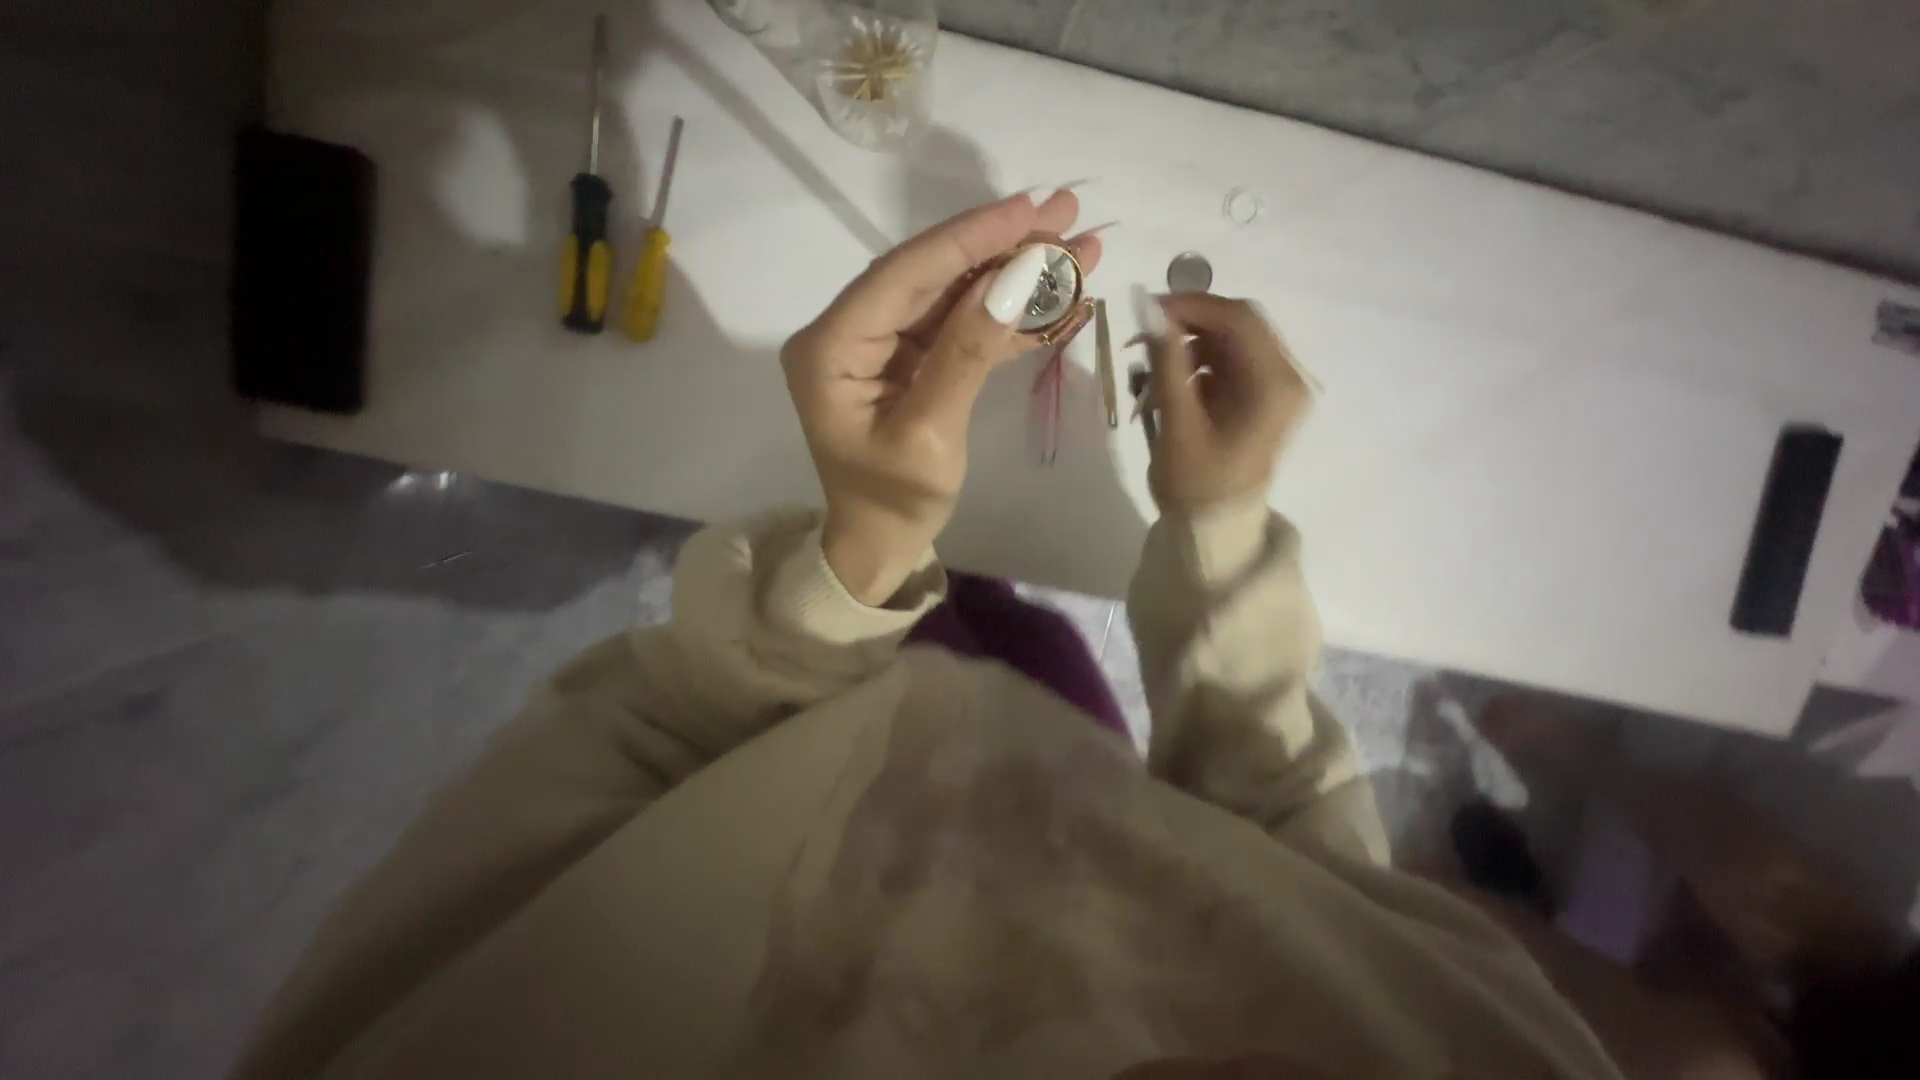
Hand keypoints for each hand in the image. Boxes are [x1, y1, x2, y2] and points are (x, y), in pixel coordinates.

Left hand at [782, 191, 1101, 604]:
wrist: (880, 545)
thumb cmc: (894, 502)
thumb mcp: (929, 435)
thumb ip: (965, 354)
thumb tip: (1010, 283)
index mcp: (831, 346)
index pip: (904, 273)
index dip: (969, 237)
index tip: (1029, 209)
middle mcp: (850, 332)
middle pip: (932, 274)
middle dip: (1001, 246)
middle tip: (1067, 212)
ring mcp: (882, 344)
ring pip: (953, 294)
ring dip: (1014, 275)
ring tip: (1078, 248)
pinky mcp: (911, 360)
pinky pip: (961, 327)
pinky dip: (1006, 316)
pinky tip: (1057, 298)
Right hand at [1142, 293, 1309, 513]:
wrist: (1215, 530)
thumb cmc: (1197, 485)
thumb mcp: (1178, 424)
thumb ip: (1167, 363)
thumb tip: (1150, 310)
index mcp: (1275, 385)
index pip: (1238, 319)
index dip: (1190, 305)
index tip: (1144, 312)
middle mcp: (1286, 378)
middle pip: (1239, 323)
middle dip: (1188, 322)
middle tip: (1143, 334)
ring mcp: (1276, 387)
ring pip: (1232, 339)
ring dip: (1189, 343)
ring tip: (1150, 369)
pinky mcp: (1261, 396)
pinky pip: (1229, 360)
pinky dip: (1197, 363)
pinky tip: (1170, 385)